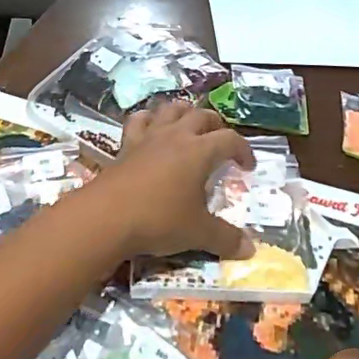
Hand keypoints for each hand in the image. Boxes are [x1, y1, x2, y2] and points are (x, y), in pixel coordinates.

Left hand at [89, 101, 256, 261]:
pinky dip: (149, 118)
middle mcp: (176, 135)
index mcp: (199, 151)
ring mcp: (149, 136)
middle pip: (202, 116)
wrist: (108, 215)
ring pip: (171, 109)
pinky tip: (151, 127)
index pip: (230, 139)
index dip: (243, 150)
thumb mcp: (198, 233)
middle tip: (221, 142)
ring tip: (190, 125)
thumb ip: (226, 239)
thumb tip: (250, 249)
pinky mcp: (127, 143)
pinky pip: (139, 120)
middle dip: (216, 125)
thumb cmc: (159, 219)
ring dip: (185, 112)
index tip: (247, 166)